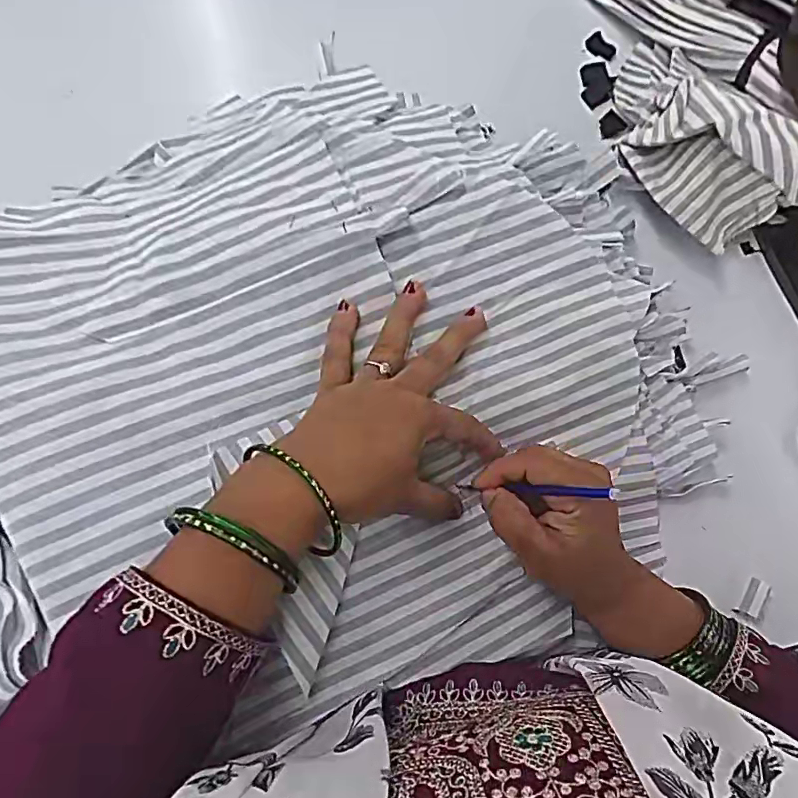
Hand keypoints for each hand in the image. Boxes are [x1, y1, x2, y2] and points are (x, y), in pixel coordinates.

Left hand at [155, 281, 500, 629]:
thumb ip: (435, 502)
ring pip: (388, 346)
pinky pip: (337, 357)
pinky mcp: (332, 392)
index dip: (480, 439)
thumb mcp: (405, 498)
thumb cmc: (363, 488)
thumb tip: (458, 510)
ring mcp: (362, 389)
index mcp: (419, 418)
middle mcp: (395, 394)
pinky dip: (341, 332)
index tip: (494, 453)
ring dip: (403, 316)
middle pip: (433, 361)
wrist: (304, 485)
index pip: (460, 425)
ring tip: (415, 287)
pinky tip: (346, 308)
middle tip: (476, 313)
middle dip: (458, 337)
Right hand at [474, 445, 703, 656]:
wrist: (607, 582)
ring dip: (517, 477)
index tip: (478, 489)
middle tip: (488, 497)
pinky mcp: (583, 479)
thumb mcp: (536, 552)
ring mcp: (589, 473)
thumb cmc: (576, 572)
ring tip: (505, 503)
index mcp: (583, 486)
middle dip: (507, 472)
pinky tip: (523, 504)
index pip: (533, 460)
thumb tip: (489, 492)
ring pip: (539, 459)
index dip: (500, 470)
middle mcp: (590, 471)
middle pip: (536, 455)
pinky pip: (547, 469)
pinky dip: (529, 482)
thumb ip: (510, 519)